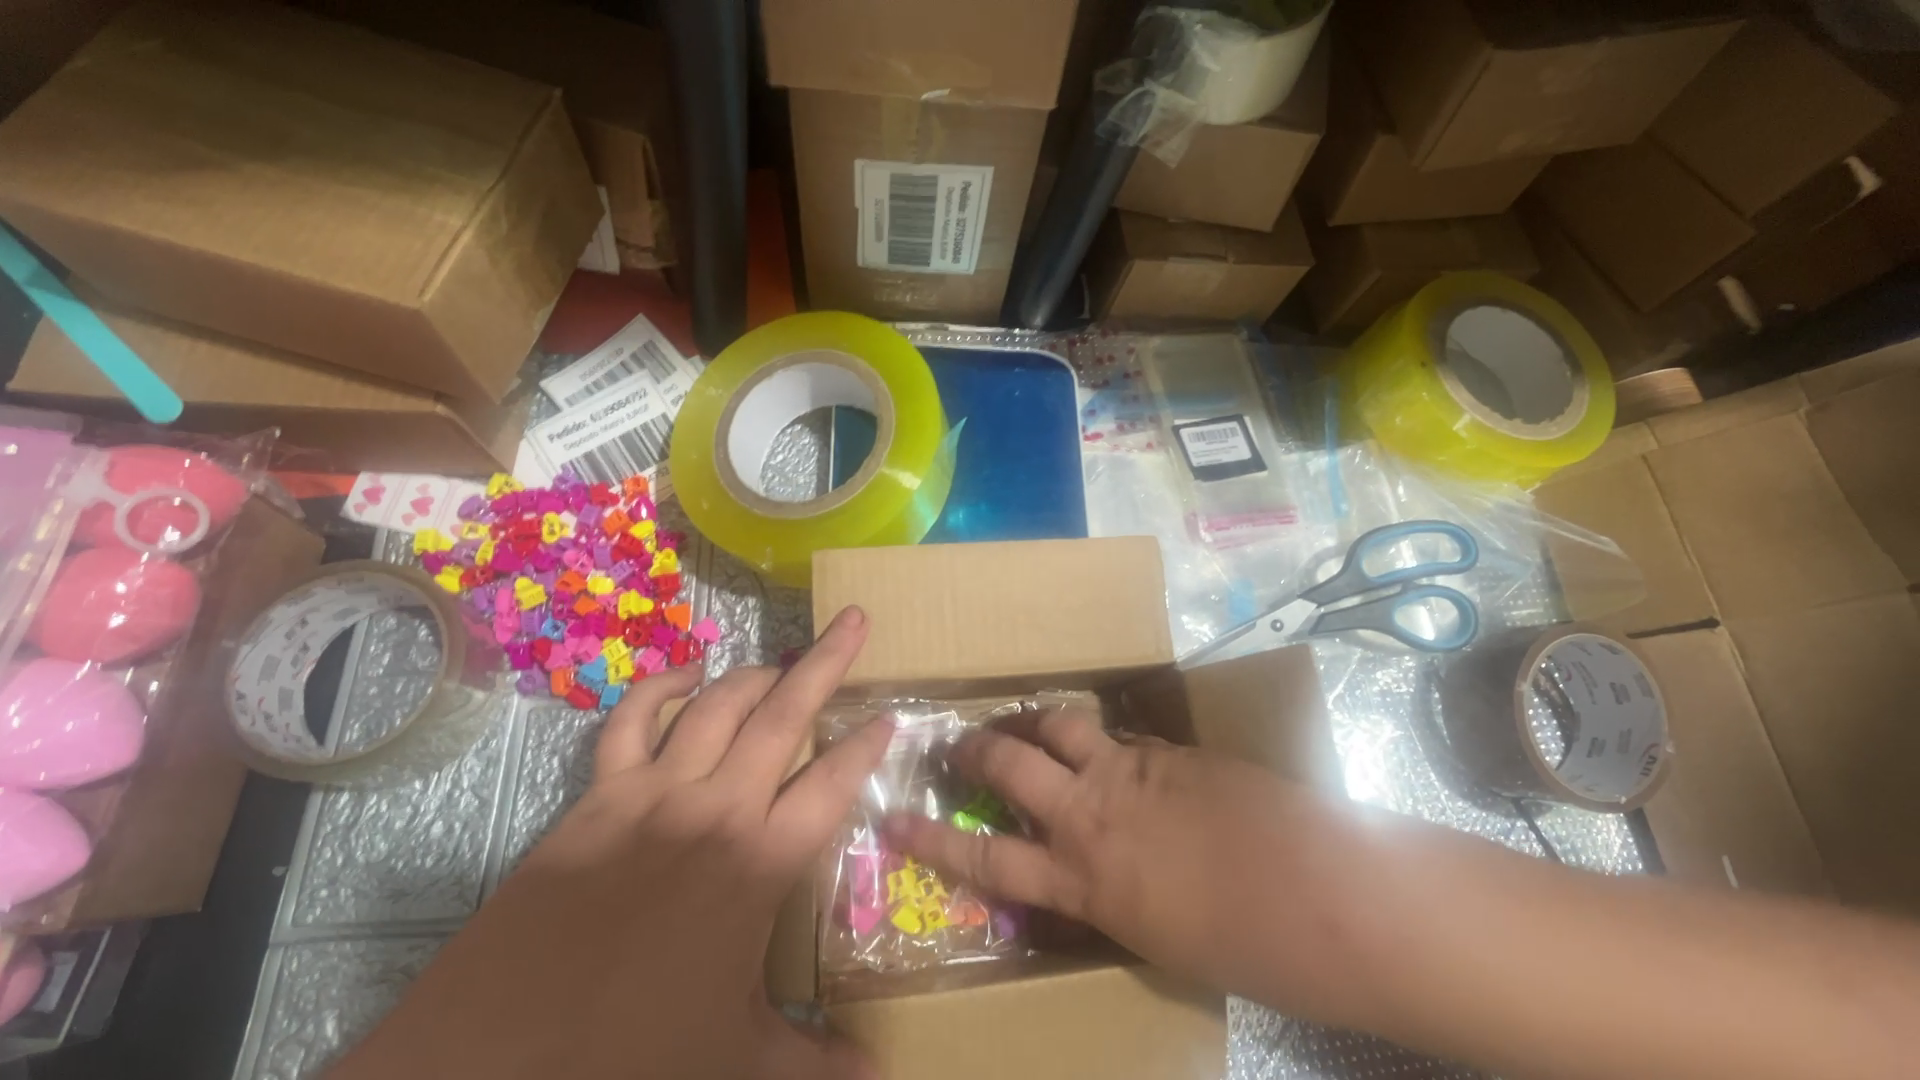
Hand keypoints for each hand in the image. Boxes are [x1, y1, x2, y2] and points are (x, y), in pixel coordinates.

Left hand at [331, 607, 889, 1079]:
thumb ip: (819, 1063)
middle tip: (854, 621)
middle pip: (786, 715)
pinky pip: (634, 721)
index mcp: (763, 863)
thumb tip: (886, 1076)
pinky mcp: (597, 796)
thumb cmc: (631, 1056)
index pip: (835, 783)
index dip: (868, 745)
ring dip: (757, 673)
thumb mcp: (740, 1061)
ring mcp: (654, 794)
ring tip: (785, 658)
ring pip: (718, 705)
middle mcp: (717, 809)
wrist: (499, 1054)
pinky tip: (688, 671)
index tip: (890, 716)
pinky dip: (663, 686)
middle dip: (827, 663)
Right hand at [882, 708, 1332, 1001]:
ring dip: (1032, 722)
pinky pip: (1120, 736)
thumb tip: (1092, 872)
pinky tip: (1114, 750)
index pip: (985, 857)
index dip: (932, 839)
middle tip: (956, 745)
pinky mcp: (1170, 750)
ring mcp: (1130, 772)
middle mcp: (1092, 816)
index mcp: (1083, 881)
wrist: (1320, 894)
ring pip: (1060, 725)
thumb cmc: (1240, 944)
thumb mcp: (1152, 936)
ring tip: (1023, 723)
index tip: (892, 819)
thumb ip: (1107, 895)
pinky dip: (1103, 740)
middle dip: (974, 749)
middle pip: (1010, 765)